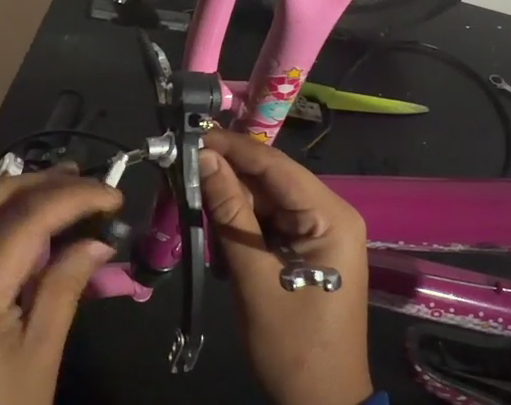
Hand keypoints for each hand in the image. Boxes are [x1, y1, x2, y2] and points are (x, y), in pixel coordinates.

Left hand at [0, 167, 122, 404]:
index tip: (116, 194)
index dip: (76, 196)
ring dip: (25, 193)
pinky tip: (33, 223)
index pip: (28, 215)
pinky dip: (3, 216)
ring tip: (69, 189)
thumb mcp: (40, 356)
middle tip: (94, 183)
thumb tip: (97, 241)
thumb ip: (64, 287)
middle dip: (49, 182)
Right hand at [200, 127, 371, 404]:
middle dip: (226, 170)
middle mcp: (331, 213)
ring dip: (229, 195)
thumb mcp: (254, 275)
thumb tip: (202, 157)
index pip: (275, 164)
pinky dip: (240, 218)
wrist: (321, 403)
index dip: (231, 147)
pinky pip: (269, 219)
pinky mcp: (308, 248)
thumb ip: (229, 211)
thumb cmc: (292, 344)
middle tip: (180, 160)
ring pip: (266, 197)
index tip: (189, 132)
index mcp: (330, 216)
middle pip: (270, 178)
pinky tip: (210, 215)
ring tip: (187, 183)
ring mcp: (321, 231)